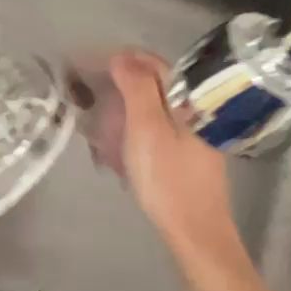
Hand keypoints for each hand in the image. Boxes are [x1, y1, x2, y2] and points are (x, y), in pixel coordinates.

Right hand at [94, 50, 248, 271]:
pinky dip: (138, 127)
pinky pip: (159, 128)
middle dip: (125, 81)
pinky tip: (122, 142)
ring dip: (129, 105)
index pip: (155, 63)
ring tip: (102, 114)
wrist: (196, 234)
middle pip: (157, 83)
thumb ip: (137, 88)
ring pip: (157, 106)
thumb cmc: (168, 179)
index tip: (93, 66)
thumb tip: (123, 57)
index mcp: (190, 99)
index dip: (124, 59)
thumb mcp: (147, 129)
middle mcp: (196, 110)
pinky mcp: (190, 155)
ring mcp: (195, 134)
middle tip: (93, 89)